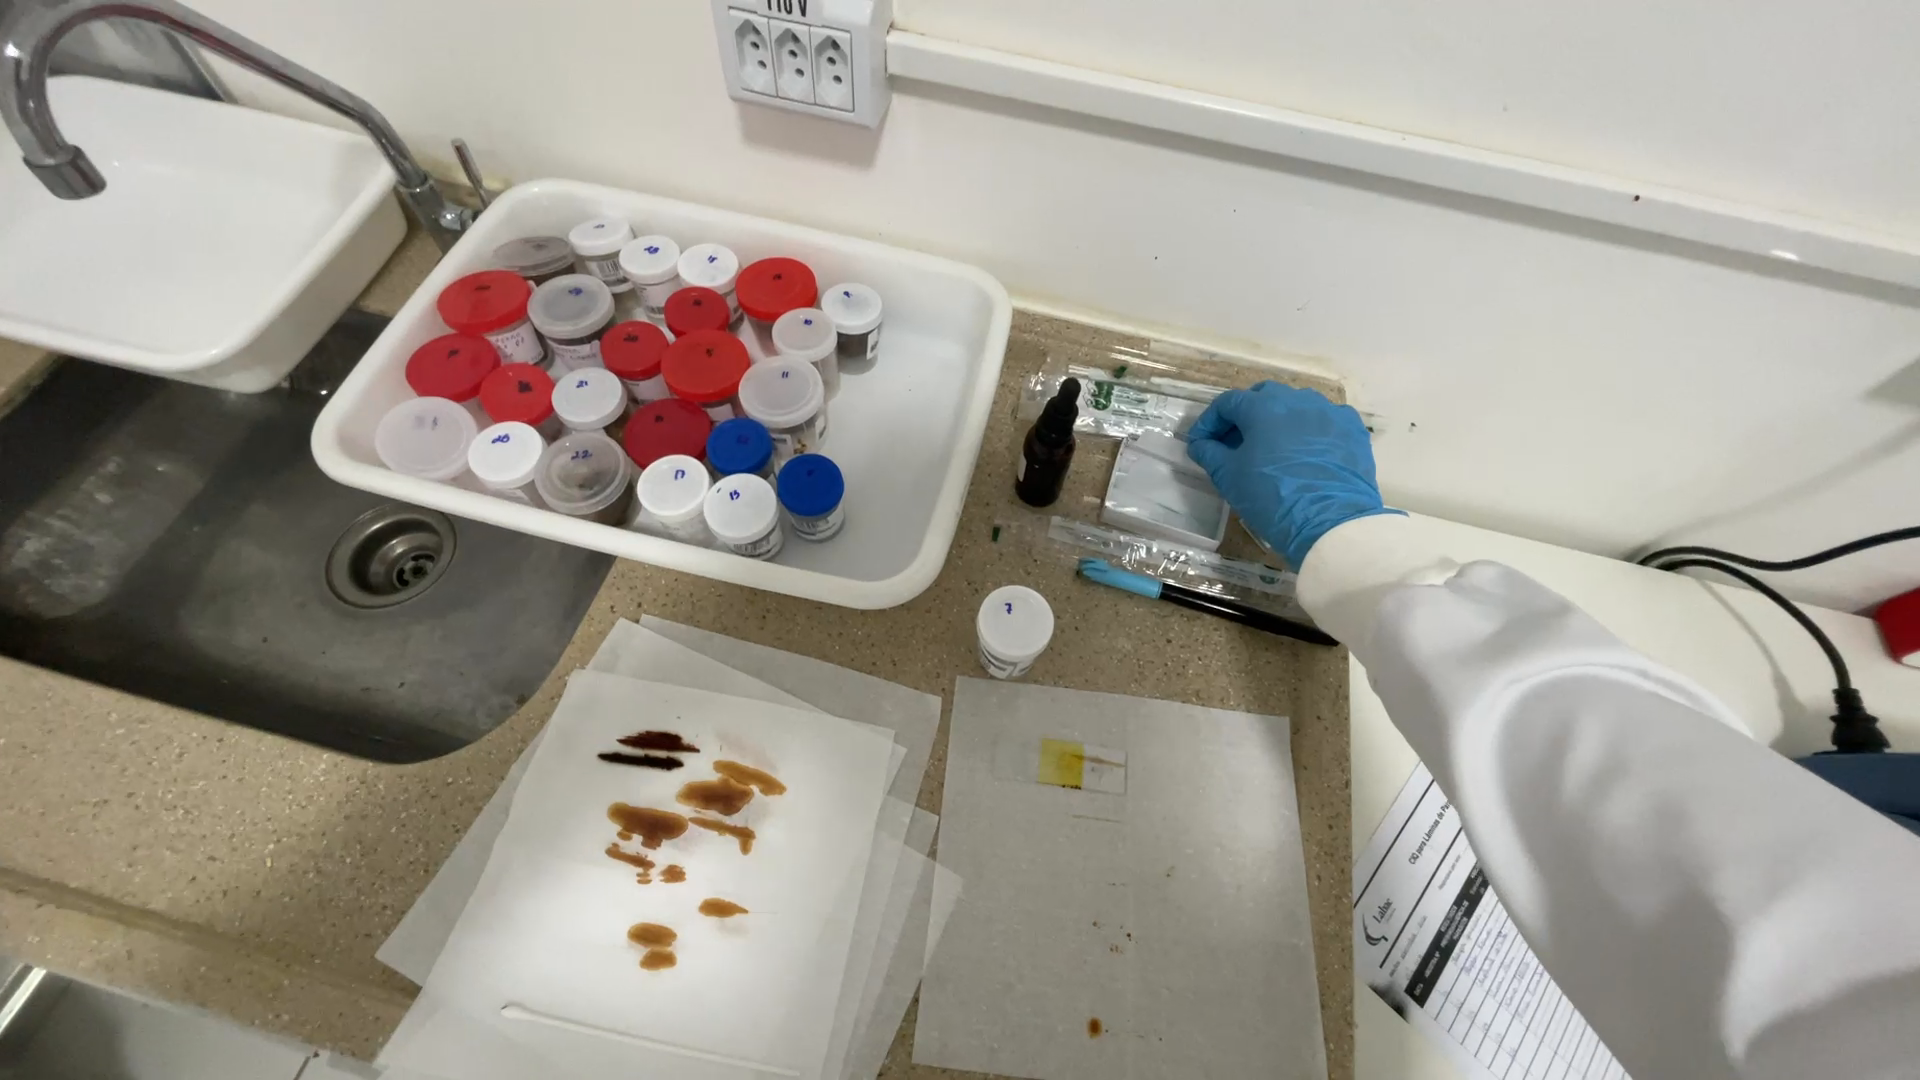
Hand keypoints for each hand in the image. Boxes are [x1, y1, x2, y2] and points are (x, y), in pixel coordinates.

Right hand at [1185, 381, 1398, 569]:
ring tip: (1271, 447)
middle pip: (1263, 396)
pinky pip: (1324, 421)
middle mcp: (1297, 399)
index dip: (1209, 422)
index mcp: (1263, 407)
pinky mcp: (1352, 430)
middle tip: (1235, 442)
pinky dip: (1309, 430)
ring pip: (1296, 405)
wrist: (1329, 522)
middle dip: (1244, 415)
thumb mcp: (1229, 477)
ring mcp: (1329, 412)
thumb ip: (1209, 454)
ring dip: (1277, 420)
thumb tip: (1200, 444)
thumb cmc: (1270, 496)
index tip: (1202, 444)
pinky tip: (1305, 453)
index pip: (1227, 403)